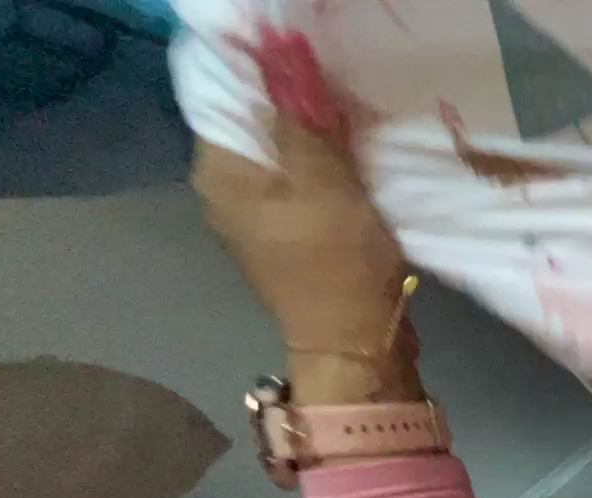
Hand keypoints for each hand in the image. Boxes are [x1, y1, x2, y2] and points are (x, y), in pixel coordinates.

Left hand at [192, 25, 420, 404]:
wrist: (360, 349)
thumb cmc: (340, 269)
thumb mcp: (329, 190)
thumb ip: (306, 123)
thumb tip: (287, 54)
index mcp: (222, 170)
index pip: (233, 95)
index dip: (274, 74)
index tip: (323, 67)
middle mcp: (230, 190)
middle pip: (263, 128)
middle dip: (307, 110)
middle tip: (356, 97)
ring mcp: (265, 221)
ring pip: (293, 162)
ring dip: (328, 147)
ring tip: (369, 134)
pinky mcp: (300, 243)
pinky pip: (313, 192)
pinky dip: (338, 179)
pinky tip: (369, 178)